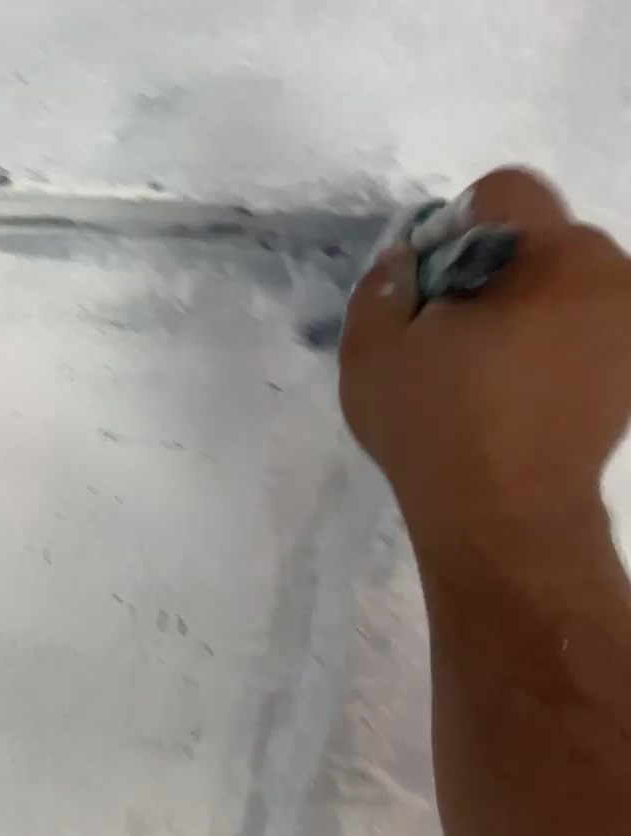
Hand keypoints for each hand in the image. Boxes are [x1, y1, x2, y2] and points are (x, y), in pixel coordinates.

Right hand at [339, 168, 630, 549]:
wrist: (502, 503)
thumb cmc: (428, 421)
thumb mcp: (370, 352)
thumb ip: (383, 288)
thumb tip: (405, 257)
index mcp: (543, 259)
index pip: (505, 191)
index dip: (453, 223)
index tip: (424, 280)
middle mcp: (610, 270)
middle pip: (539, 235)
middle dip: (487, 268)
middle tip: (442, 333)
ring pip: (565, 278)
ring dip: (518, 302)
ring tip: (479, 365)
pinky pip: (587, 316)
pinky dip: (548, 334)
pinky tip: (515, 385)